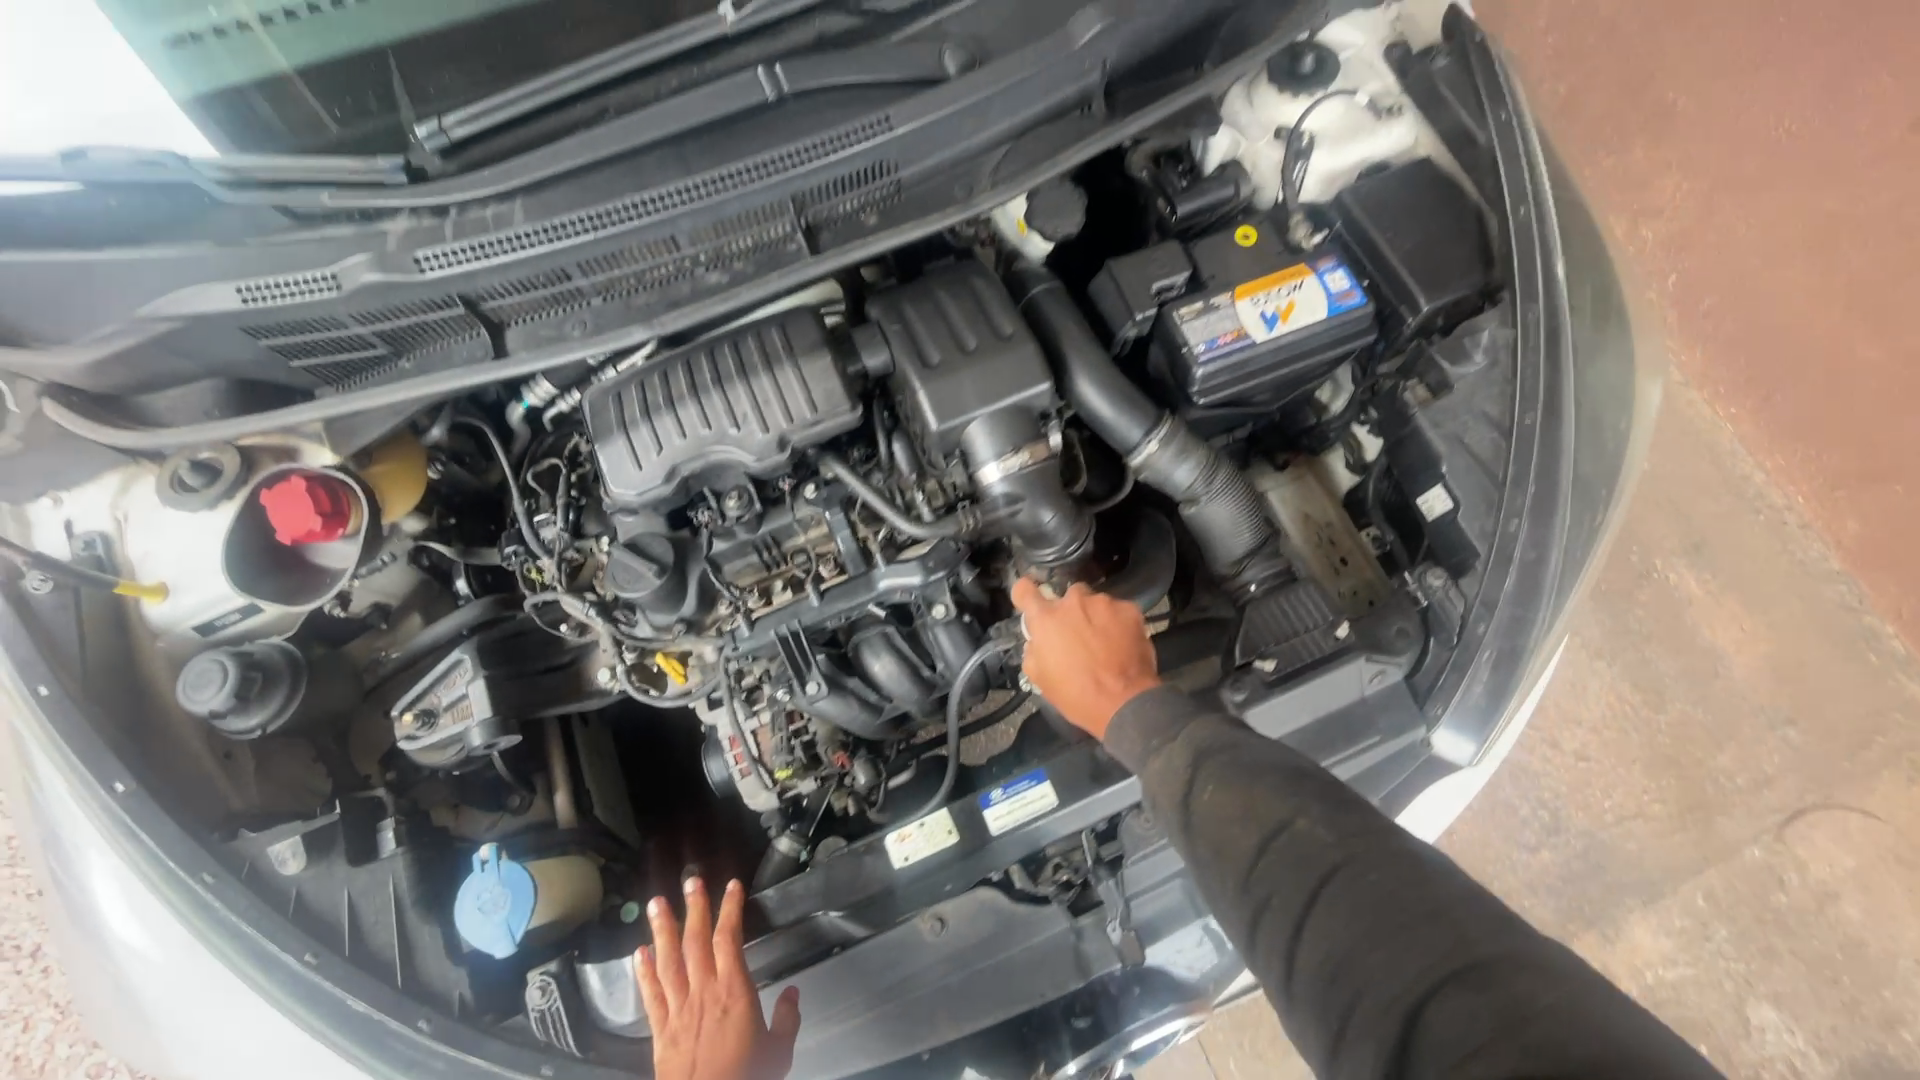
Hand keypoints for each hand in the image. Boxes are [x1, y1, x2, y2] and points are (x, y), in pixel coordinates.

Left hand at [638, 877, 800, 1079]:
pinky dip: (644, 972)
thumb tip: (793, 993)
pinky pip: (651, 995)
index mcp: (734, 991)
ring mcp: (678, 1011)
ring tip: (656, 903)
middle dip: (694, 908)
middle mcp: (703, 992)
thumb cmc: (747, 1079)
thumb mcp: (779, 1053)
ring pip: (668, 961)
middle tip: (690, 880)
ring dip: (662, 929)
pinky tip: (640, 953)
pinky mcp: (661, 1032)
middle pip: (695, 941)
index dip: (730, 909)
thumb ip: (787, 1020)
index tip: (732, 885)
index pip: (729, 939)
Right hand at [1011, 578, 1160, 740]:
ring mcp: (1103, 603)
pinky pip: (1119, 610)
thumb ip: (1033, 650)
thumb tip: (1037, 641)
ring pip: (1095, 603)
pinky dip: (1119, 623)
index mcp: (1046, 619)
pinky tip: (1123, 644)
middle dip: (1070, 612)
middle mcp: (1073, 602)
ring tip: (1105, 642)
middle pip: (1067, 597)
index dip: (1026, 595)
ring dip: (1096, 617)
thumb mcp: (1039, 678)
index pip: (1024, 589)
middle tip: (1078, 636)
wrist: (1123, 703)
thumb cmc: (1075, 694)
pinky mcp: (1129, 609)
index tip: (1031, 604)